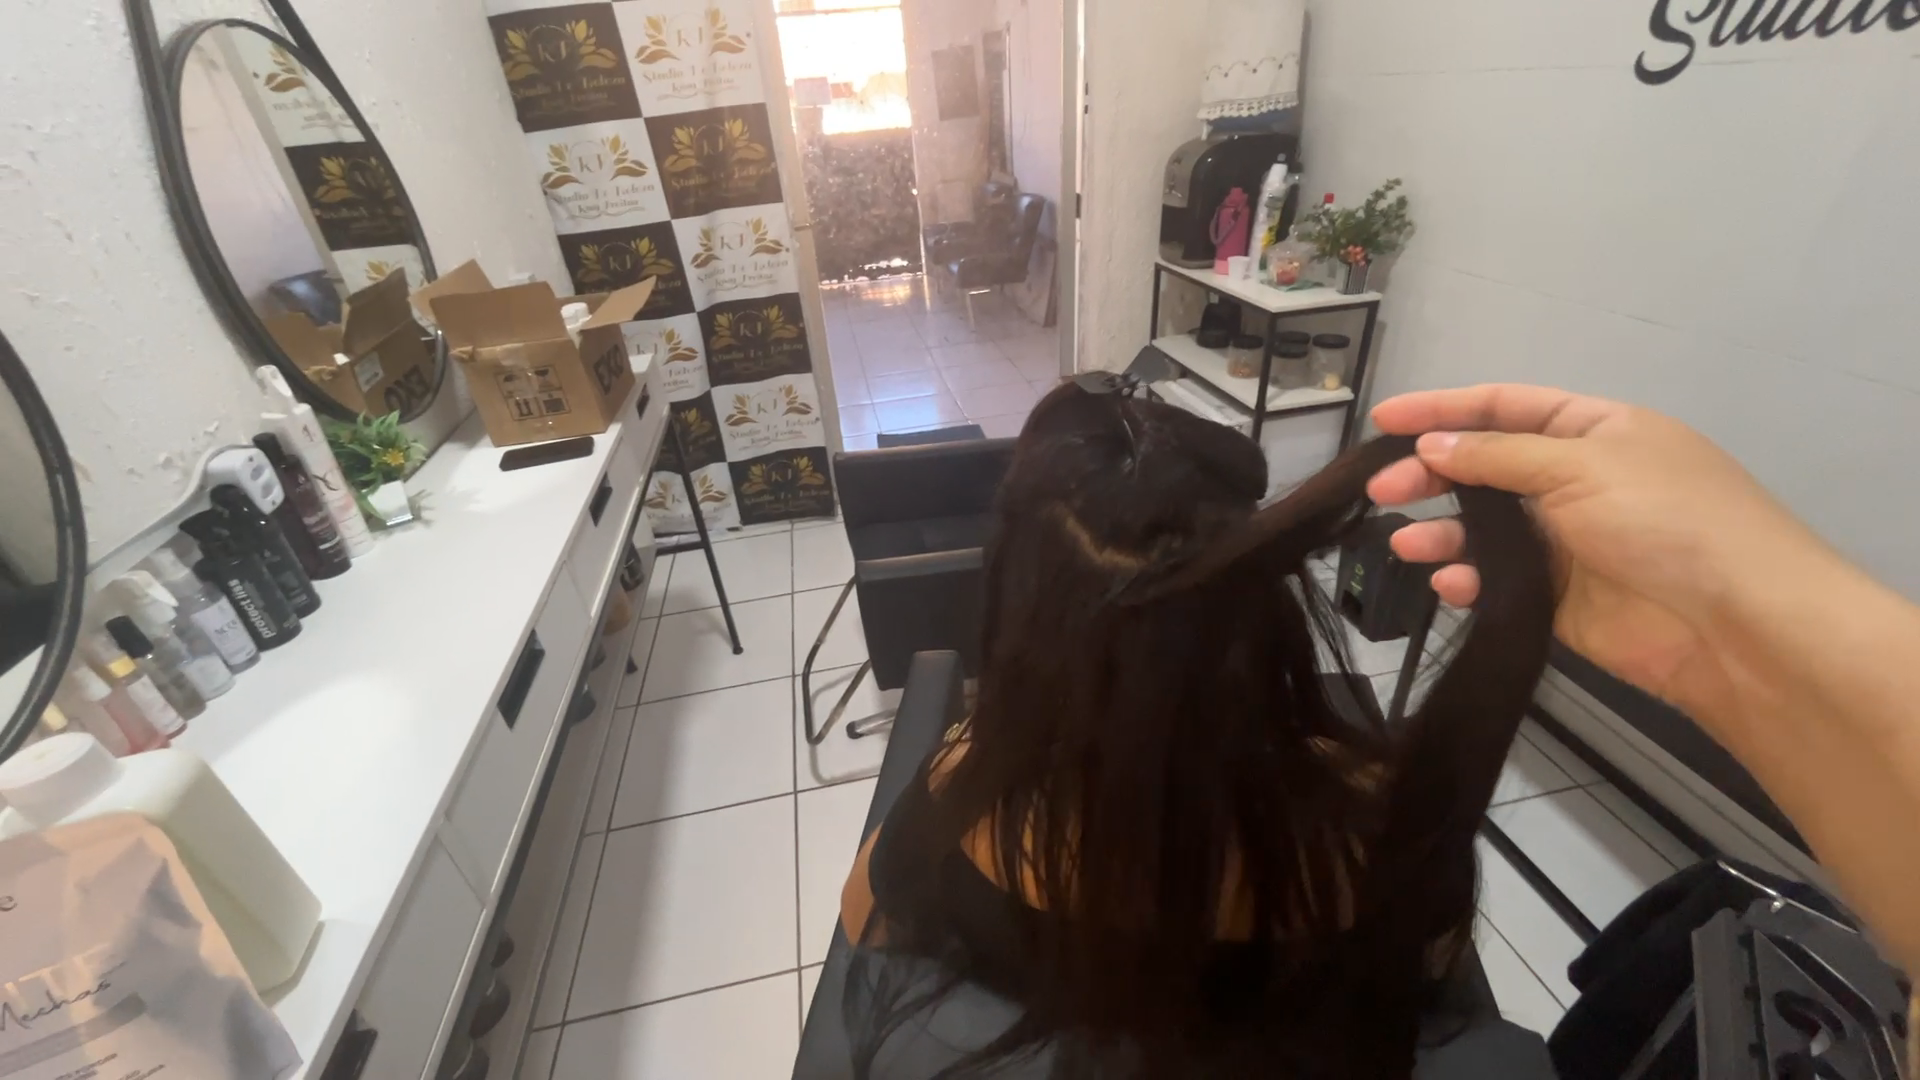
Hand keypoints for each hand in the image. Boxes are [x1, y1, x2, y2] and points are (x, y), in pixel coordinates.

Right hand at [1365, 385, 1830, 711]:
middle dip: (1427, 476)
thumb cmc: (1665, 521)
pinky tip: (1452, 584)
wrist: (1734, 626)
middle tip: (1380, 490)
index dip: (1440, 409)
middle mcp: (1570, 480)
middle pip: (1478, 467)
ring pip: (1476, 528)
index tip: (1382, 421)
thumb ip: (1496, 456)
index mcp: (1591, 433)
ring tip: (1405, 545)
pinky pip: (1491, 577)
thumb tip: (1431, 445)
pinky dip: (1466, 579)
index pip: (1502, 408)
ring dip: (1437, 533)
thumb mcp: (1580, 466)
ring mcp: (1558, 538)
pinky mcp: (1548, 591)